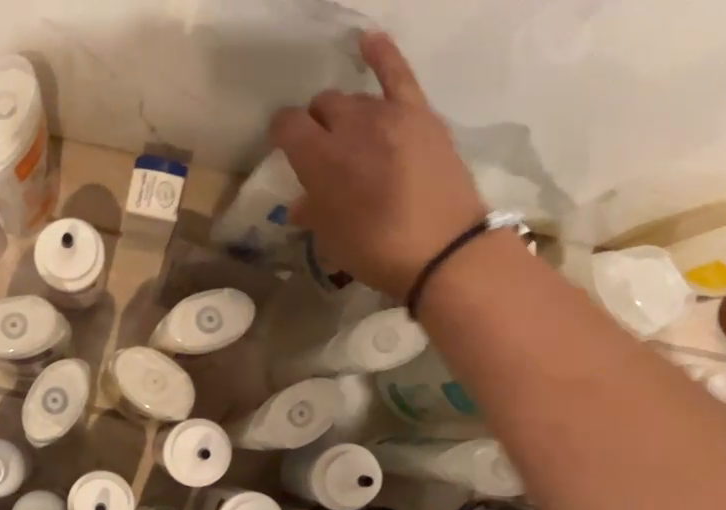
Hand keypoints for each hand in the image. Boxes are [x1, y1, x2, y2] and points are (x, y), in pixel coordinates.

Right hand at [271, 31, 487, 297]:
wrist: (443, 250)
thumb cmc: (376, 251)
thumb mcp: (330, 239)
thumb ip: (312, 211)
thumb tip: (301, 201)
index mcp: (318, 158)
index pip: (287, 126)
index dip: (282, 135)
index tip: (285, 149)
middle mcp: (349, 126)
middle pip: (323, 106)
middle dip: (317, 124)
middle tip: (324, 152)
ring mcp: (387, 115)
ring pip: (355, 98)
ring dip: (347, 113)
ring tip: (353, 137)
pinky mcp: (420, 114)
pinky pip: (397, 72)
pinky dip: (382, 54)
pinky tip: (369, 41)